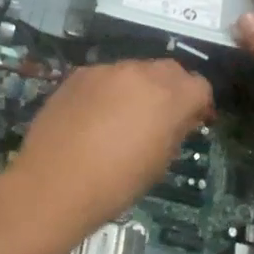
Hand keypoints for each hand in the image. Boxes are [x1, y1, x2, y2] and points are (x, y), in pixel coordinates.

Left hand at [6, 60, 212, 230]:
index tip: (192, 122)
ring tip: (123, 117)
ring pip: (135, 70)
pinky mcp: (78, 74)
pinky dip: (109, 90)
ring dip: (138, 87)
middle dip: (172, 89)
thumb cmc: (116, 184)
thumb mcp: (158, 163)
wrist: (54, 183)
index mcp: (169, 97)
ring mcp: (106, 70)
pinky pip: (105, 76)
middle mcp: (140, 73)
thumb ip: (175, 131)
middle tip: (162, 117)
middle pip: (169, 70)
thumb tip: (179, 118)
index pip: (199, 86)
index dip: (199, 104)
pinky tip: (94, 116)